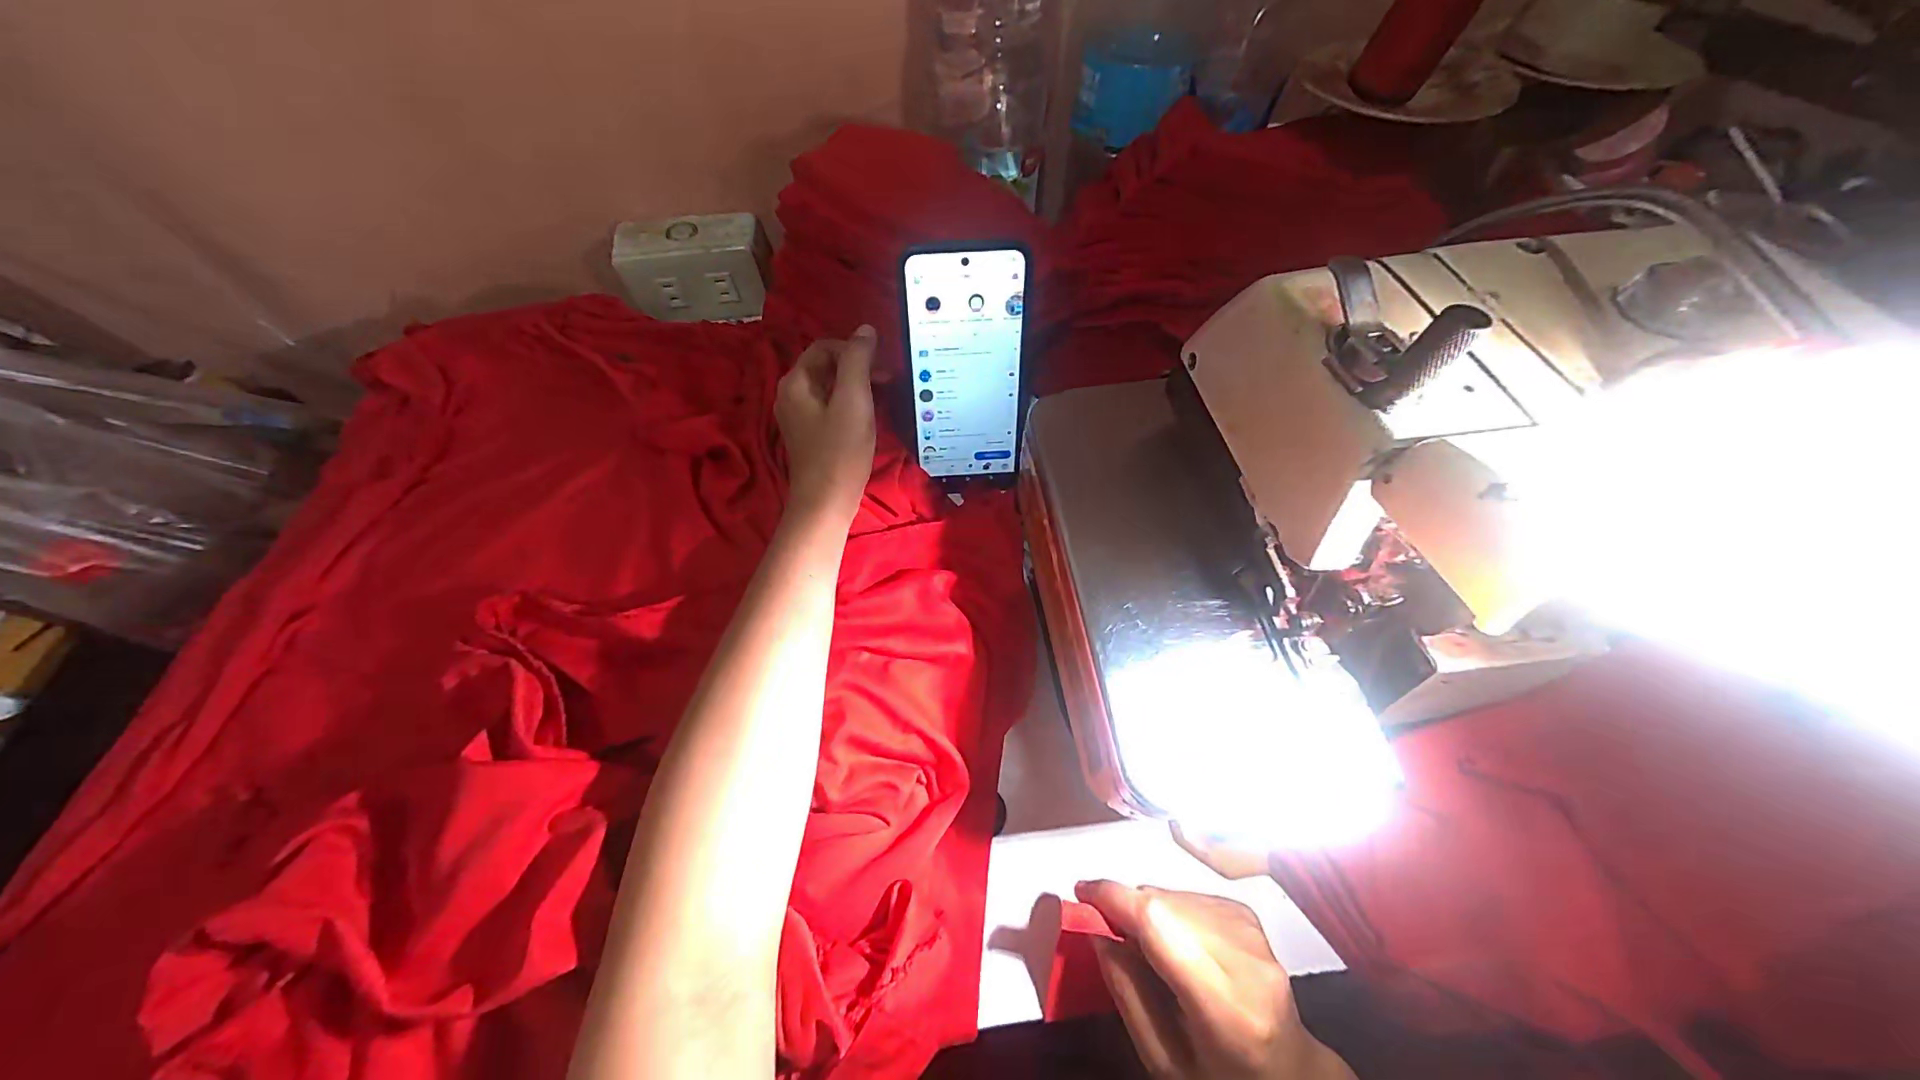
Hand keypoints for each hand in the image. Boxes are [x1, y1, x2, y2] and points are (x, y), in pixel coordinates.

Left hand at [776, 327, 877, 524]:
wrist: (825, 503)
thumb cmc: (840, 452)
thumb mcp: (853, 401)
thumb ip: (858, 361)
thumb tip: (865, 330)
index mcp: (796, 382)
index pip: (825, 347)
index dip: (854, 350)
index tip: (881, 367)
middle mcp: (790, 395)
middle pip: (825, 366)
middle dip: (857, 367)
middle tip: (886, 382)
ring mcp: (798, 417)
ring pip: (829, 387)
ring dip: (855, 386)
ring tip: (880, 399)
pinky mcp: (809, 435)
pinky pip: (829, 407)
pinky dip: (849, 404)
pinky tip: (866, 418)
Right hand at [1075, 881, 1355, 1079]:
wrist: (1285, 1070)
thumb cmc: (1222, 1076)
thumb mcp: (1163, 1060)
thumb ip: (1128, 995)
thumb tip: (1098, 934)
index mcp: (1226, 1010)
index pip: (1160, 924)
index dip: (1114, 898)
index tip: (1082, 892)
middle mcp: (1247, 963)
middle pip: (1165, 904)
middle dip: (1127, 906)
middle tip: (1107, 927)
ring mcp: (1253, 936)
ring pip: (1176, 894)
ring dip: (1147, 907)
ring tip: (1144, 944)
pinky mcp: (1250, 918)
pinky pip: (1191, 894)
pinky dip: (1169, 908)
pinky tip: (1171, 937)